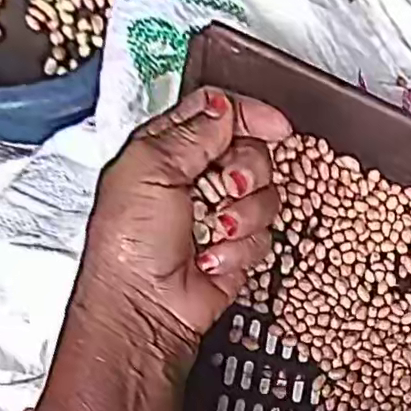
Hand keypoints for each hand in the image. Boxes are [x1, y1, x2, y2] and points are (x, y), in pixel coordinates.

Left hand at [71, 86, 291, 368]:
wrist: (147, 301)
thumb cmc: (132, 241)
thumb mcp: (151, 167)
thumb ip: (193, 134)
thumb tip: (225, 109)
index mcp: (172, 148)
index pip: (220, 115)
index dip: (251, 115)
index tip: (278, 126)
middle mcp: (201, 179)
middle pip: (253, 156)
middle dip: (247, 174)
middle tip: (226, 189)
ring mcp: (224, 216)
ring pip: (265, 200)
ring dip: (242, 218)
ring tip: (213, 233)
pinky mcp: (241, 250)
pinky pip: (265, 239)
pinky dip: (240, 251)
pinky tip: (213, 258)